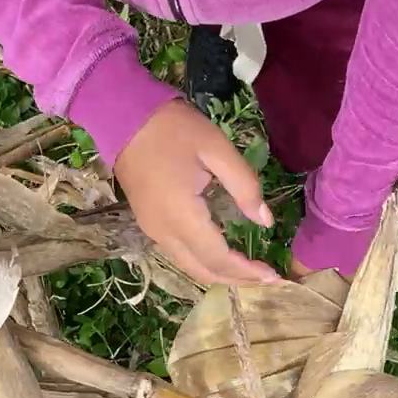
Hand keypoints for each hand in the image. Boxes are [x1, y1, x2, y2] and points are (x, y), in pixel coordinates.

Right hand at [115, 100, 279, 284]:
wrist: (123, 117)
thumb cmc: (173, 129)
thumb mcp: (216, 148)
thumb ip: (244, 186)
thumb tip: (265, 220)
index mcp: (182, 216)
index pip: (220, 258)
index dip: (247, 271)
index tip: (274, 275)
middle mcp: (165, 233)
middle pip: (205, 272)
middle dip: (237, 280)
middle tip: (266, 279)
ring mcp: (153, 231)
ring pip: (190, 267)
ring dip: (221, 275)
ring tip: (249, 273)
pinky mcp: (149, 225)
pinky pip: (180, 255)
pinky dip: (205, 263)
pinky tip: (223, 257)